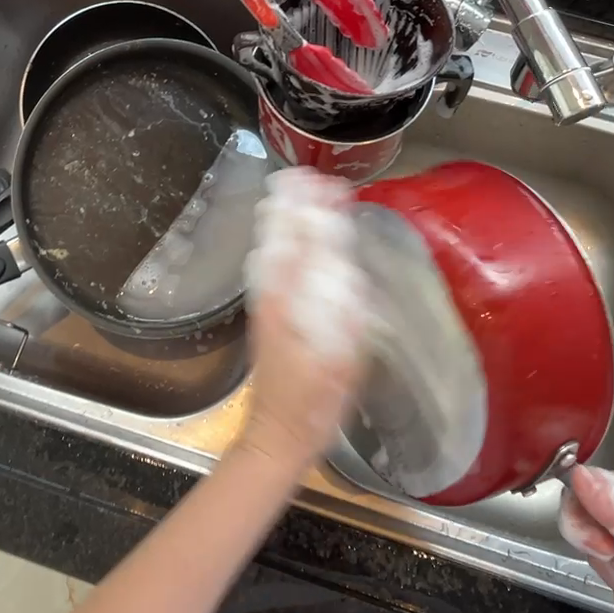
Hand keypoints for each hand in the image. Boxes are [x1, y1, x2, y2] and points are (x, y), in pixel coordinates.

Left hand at [238, 169, 369, 471]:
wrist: (276, 434)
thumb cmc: (315, 404)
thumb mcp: (342, 362)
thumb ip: (346, 317)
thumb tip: (348, 271)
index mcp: (294, 303)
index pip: (305, 243)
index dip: (316, 212)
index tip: (327, 186)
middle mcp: (275, 296)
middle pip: (281, 239)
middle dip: (294, 206)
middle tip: (304, 178)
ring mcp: (266, 304)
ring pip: (270, 251)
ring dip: (283, 220)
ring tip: (292, 193)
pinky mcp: (265, 315)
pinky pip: (266, 269)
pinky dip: (275, 244)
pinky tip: (280, 238)